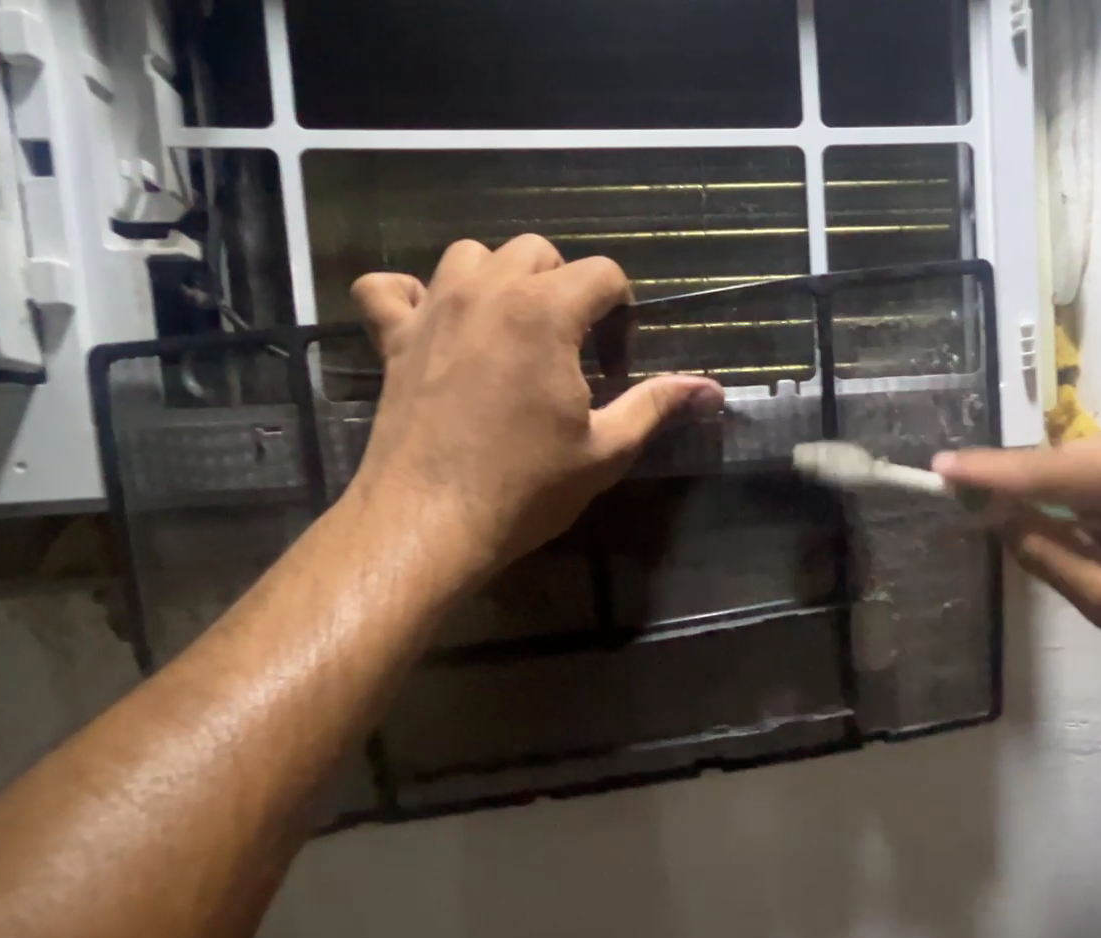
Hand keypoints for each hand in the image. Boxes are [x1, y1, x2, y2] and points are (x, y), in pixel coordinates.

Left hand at [343, 236, 724, 576]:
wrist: (431, 521)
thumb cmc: (526, 487)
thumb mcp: (606, 450)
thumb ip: (657, 405)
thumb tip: (712, 389)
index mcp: (546, 311)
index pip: (603, 274)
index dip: (622, 315)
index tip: (614, 368)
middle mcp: (487, 292)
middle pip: (538, 252)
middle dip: (565, 290)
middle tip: (570, 350)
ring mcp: (433, 310)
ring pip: (471, 255)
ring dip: (499, 281)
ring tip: (511, 331)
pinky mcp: (393, 339)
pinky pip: (388, 288)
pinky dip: (411, 295)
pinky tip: (434, 325)